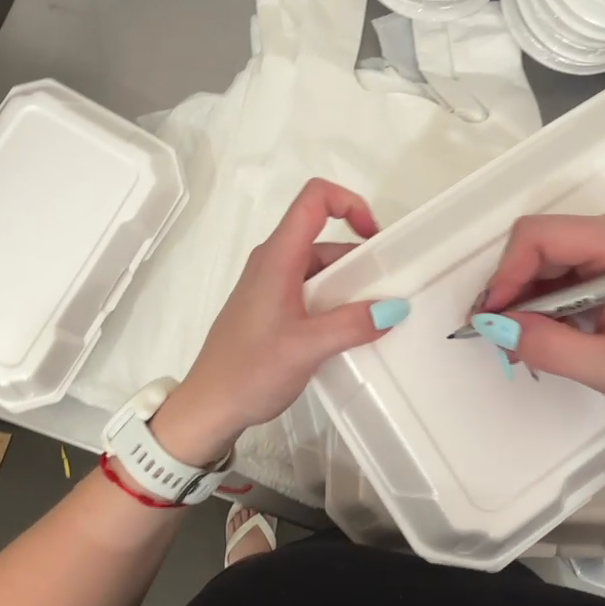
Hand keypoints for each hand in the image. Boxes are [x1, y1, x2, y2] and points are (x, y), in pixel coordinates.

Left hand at [153, 180, 406, 465]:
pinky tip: (348, 333)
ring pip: (320, 269)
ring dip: (350, 287)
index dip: (350, 203)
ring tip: (374, 319)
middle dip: (360, 260)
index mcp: (277, 257)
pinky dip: (334, 304)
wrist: (209, 406)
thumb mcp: (307, 348)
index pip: (314, 199)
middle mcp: (273, 263)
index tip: (375, 238)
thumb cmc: (250, 371)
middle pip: (324, 238)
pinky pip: (311, 292)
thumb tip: (395, 308)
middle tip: (389, 293)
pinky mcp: (271, 309)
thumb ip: (352, 325)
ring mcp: (270, 286)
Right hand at [480, 207, 604, 422]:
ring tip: (519, 344)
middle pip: (539, 245)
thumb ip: (549, 346)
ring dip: (525, 301)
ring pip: (546, 259)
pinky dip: (544, 303)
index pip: (540, 236)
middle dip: (512, 292)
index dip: (506, 275)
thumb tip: (493, 328)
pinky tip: (541, 334)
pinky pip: (563, 271)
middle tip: (500, 340)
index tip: (490, 320)